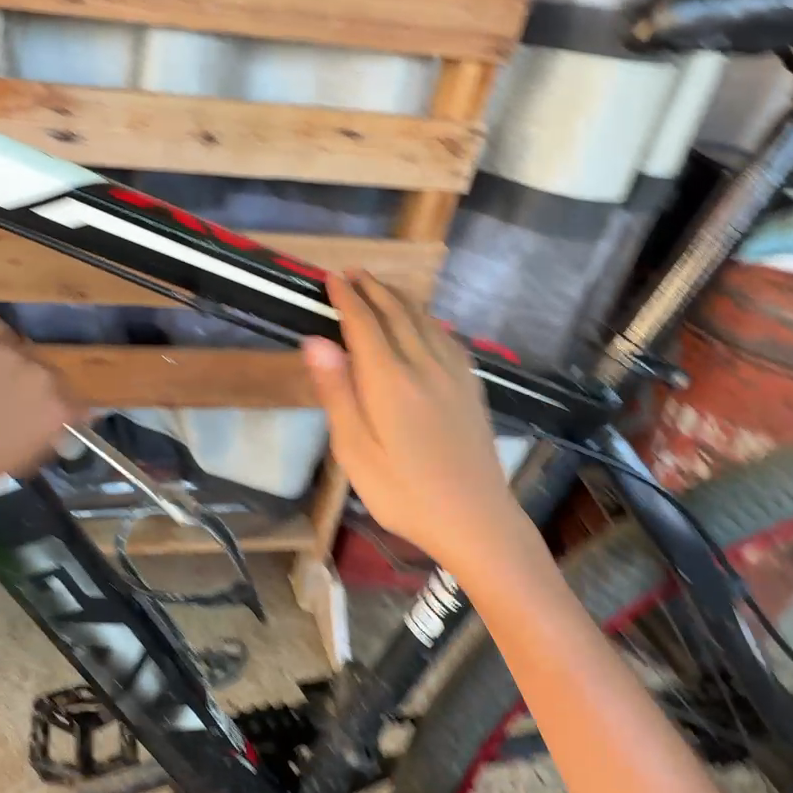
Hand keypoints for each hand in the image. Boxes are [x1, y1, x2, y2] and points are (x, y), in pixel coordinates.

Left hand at [0, 318, 78, 495]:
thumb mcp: (25, 456)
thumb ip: (49, 432)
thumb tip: (62, 417)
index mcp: (59, 408)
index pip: (72, 398)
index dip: (53, 403)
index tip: (35, 409)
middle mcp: (43, 375)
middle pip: (44, 370)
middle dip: (27, 382)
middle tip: (0, 397)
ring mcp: (11, 352)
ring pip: (15, 350)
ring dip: (4, 362)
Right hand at [301, 272, 517, 563]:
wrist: (475, 519)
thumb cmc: (404, 492)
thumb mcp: (356, 450)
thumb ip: (338, 392)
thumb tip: (316, 341)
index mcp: (389, 380)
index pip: (364, 323)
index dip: (346, 298)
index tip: (331, 278)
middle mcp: (423, 365)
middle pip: (396, 313)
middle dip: (372, 289)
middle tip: (352, 273)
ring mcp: (453, 374)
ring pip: (424, 320)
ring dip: (399, 298)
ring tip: (381, 287)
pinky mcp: (471, 387)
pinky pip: (446, 337)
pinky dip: (427, 319)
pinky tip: (424, 323)